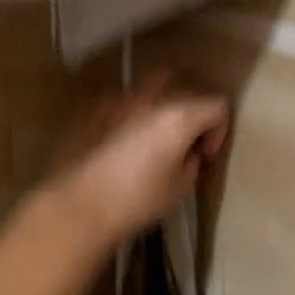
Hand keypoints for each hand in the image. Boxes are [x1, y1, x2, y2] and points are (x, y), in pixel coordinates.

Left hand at [46, 74, 229, 245]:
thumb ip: (191, 163)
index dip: (218, 131)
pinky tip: (117, 146)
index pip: (217, 106)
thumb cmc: (135, 201)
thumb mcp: (179, 189)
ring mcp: (116, 99)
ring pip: (148, 90)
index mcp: (179, 116)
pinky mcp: (89, 109)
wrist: (75, 206)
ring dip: (157, 109)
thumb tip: (188, 154)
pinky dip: (127, 117)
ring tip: (149, 139)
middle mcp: (150, 98)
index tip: (204, 157)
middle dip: (190, 113)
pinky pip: (118, 103)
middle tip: (183, 142)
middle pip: (184, 88)